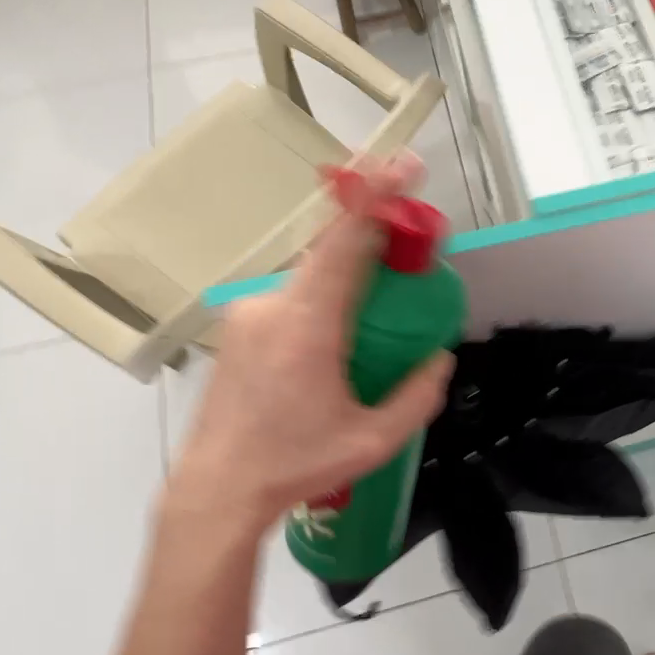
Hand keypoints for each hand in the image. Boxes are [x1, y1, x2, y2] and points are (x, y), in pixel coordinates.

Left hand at [170, 158, 454, 531]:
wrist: (215, 491)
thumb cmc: (294, 466)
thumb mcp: (373, 440)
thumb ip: (417, 396)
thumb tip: (440, 358)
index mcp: (307, 324)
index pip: (345, 241)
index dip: (377, 196)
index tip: (404, 164)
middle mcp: (273, 305)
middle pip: (330, 253)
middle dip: (372, 241)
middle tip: (409, 253)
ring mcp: (249, 314)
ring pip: (311, 278)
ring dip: (346, 283)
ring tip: (369, 328)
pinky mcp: (238, 328)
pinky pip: (291, 298)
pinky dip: (321, 301)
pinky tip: (331, 348)